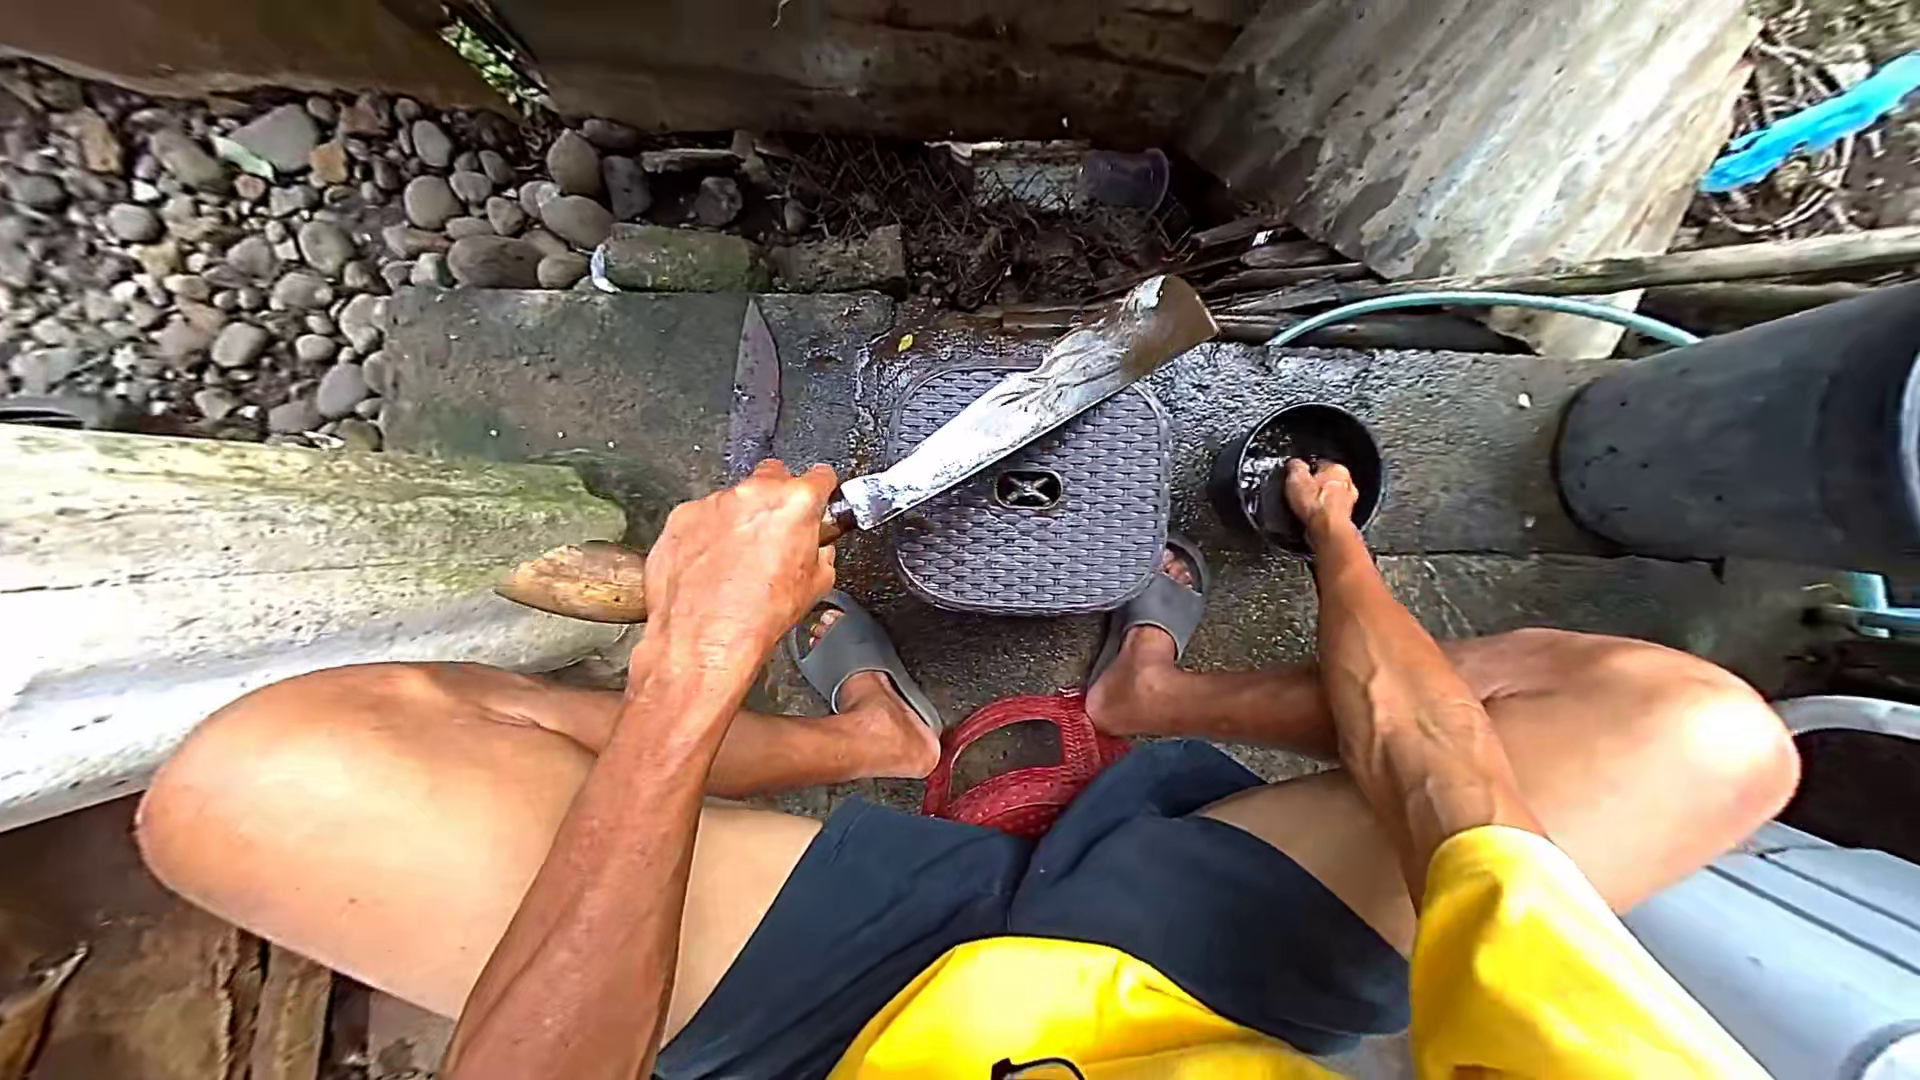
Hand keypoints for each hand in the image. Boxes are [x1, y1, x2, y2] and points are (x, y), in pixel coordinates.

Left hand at [640, 461, 838, 676]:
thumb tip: (816, 548)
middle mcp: (753, 494)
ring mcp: (713, 503)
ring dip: (741, 520)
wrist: (705, 639)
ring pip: (736, 499)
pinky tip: (714, 566)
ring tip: (740, 561)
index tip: (817, 500)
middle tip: (777, 533)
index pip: (820, 476)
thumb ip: (821, 552)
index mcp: (795, 503)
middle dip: (778, 500)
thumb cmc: (759, 614)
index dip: (822, 491)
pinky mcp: (681, 518)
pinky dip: (709, 534)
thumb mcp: (818, 585)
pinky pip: (702, 517)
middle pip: (774, 477)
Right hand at [1284, 458, 1359, 543]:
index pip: (1319, 463)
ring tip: (1305, 506)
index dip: (1305, 469)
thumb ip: (1295, 467)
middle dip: (1314, 485)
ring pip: (1330, 496)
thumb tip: (1293, 463)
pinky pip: (1330, 511)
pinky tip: (1312, 516)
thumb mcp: (1295, 478)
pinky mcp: (1344, 517)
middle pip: (1327, 480)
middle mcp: (1347, 483)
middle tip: (1300, 492)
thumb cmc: (1315, 504)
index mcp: (1337, 469)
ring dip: (1319, 500)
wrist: (1326, 529)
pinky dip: (1322, 513)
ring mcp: (1348, 501)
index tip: (1296, 475)